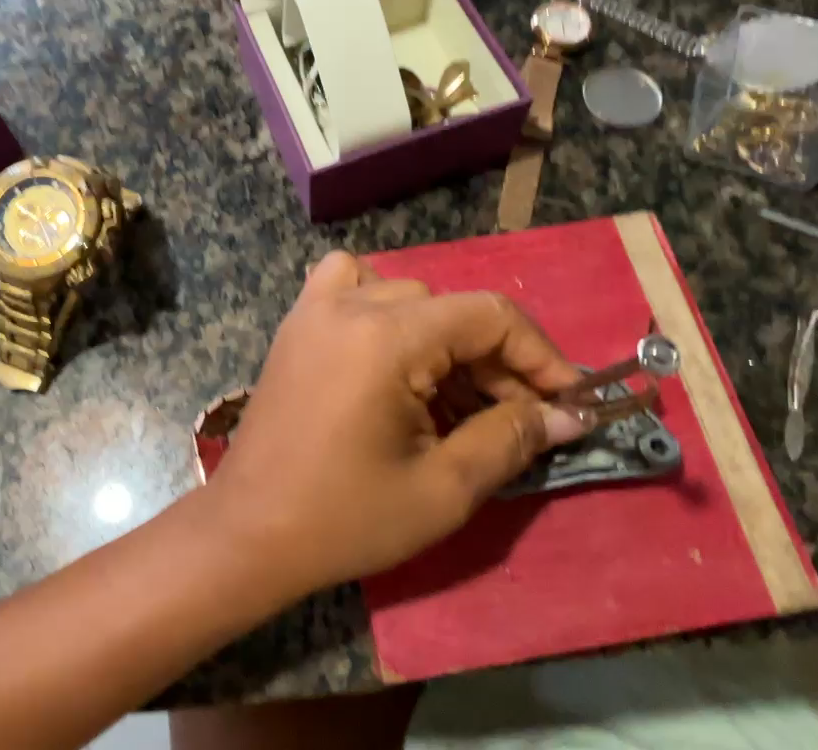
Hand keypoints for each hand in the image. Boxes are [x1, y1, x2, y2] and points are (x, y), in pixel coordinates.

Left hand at [202, 251, 594, 593]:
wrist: (250, 533)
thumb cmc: (345, 519)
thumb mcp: (443, 489)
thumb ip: (509, 438)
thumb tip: (566, 414)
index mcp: (387, 337)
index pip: (489, 315)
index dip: (539, 355)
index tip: (567, 401)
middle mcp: (351, 304)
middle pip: (450, 308)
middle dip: (494, 360)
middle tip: (514, 417)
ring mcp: (316, 307)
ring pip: (408, 295)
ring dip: (444, 337)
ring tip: (452, 396)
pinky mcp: (298, 323)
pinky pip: (351, 283)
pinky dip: (383, 305)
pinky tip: (390, 351)